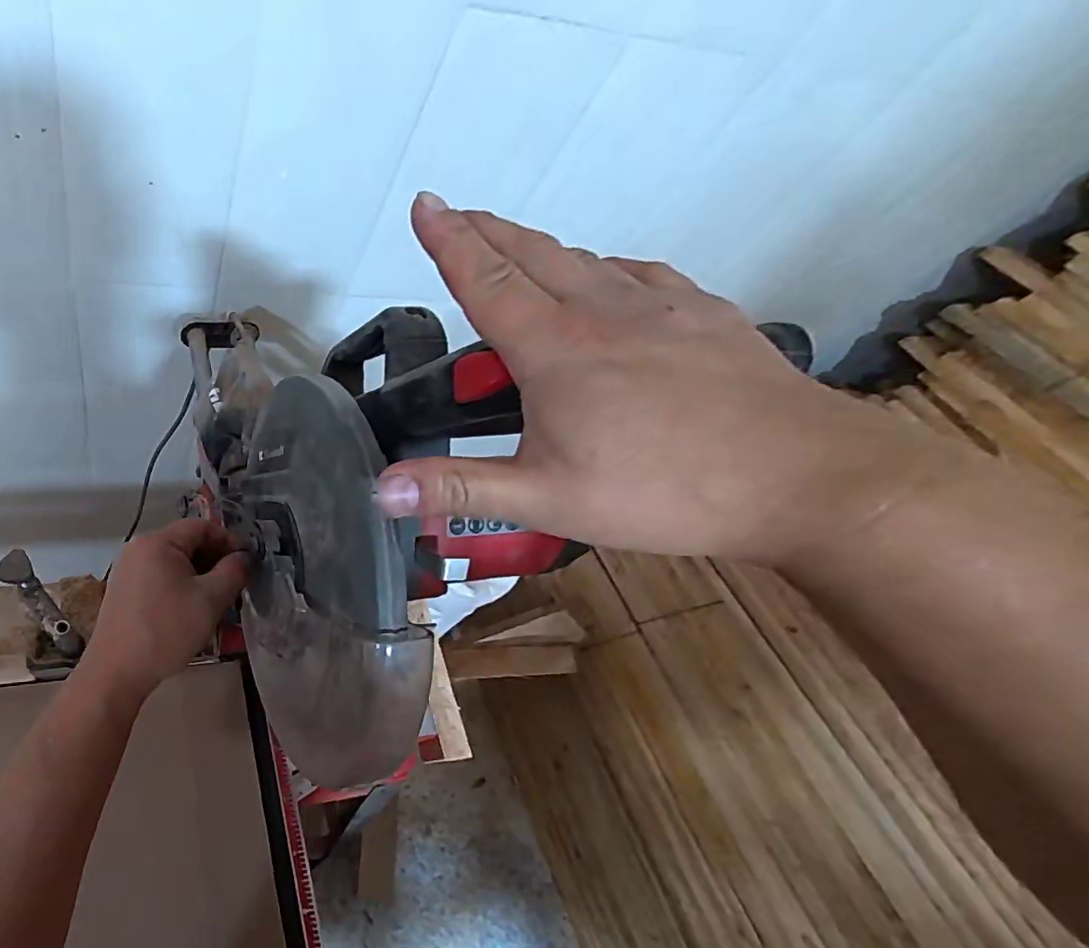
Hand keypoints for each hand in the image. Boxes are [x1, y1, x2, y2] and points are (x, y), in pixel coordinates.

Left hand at [84, 519, 247, 696]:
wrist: (118, 669)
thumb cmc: (167, 630)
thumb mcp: (209, 599)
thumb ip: (233, 572)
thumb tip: (244, 558)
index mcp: (157, 542)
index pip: (200, 526)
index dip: (228, 539)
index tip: (248, 561)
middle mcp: (137, 549)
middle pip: (185, 543)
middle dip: (214, 559)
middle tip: (236, 582)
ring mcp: (127, 570)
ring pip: (173, 563)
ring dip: (199, 575)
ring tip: (218, 599)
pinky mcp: (124, 591)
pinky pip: (159, 578)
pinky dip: (180, 586)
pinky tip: (192, 609)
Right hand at [372, 193, 953, 564]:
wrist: (810, 479)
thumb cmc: (666, 491)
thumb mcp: (545, 500)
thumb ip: (458, 489)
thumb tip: (379, 490)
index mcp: (558, 351)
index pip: (487, 281)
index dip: (449, 242)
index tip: (425, 204)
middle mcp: (607, 314)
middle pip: (534, 255)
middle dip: (487, 230)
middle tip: (454, 212)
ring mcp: (665, 309)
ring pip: (586, 260)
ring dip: (539, 248)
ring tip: (512, 249)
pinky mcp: (709, 318)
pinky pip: (640, 275)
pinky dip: (603, 268)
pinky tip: (606, 279)